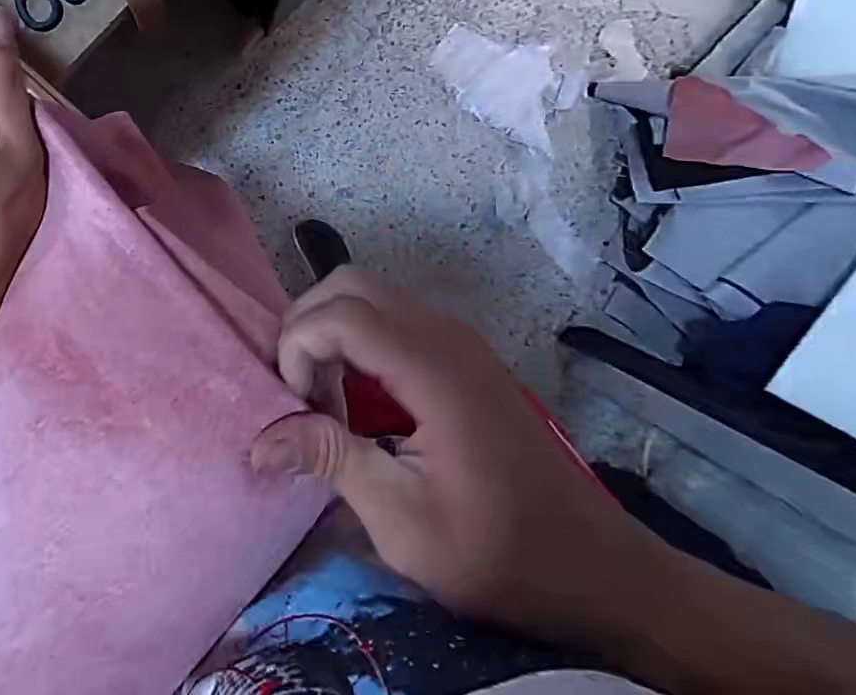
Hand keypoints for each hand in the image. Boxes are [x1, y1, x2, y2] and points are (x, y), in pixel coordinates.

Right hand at [250, 269, 677, 647]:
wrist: (596, 569)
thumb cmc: (500, 553)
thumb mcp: (404, 521)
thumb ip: (329, 462)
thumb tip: (258, 442)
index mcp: (434, 369)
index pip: (341, 313)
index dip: (299, 347)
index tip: (297, 406)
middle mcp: (445, 336)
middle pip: (350, 285)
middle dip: (306, 325)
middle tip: (299, 389)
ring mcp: (457, 340)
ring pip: (369, 294)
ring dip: (330, 330)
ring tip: (323, 396)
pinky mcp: (460, 354)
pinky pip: (390, 317)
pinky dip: (355, 339)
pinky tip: (356, 395)